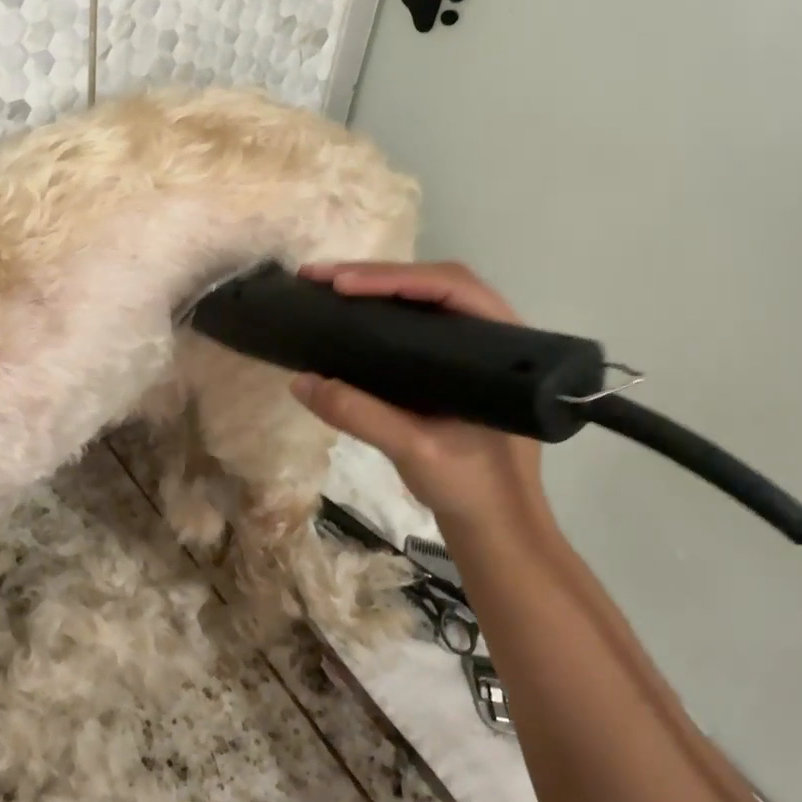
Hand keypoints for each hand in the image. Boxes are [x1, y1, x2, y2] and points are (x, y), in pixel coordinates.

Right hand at [288, 261, 550, 533]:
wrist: (497, 527)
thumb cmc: (471, 487)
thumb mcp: (414, 450)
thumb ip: (361, 414)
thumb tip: (300, 379)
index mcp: (502, 350)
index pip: (449, 288)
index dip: (393, 278)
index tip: (342, 285)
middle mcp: (491, 339)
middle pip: (432, 283)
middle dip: (374, 274)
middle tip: (318, 277)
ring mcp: (471, 352)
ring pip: (422, 300)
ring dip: (373, 288)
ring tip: (323, 287)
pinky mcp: (450, 367)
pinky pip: (413, 323)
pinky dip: (376, 312)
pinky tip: (344, 316)